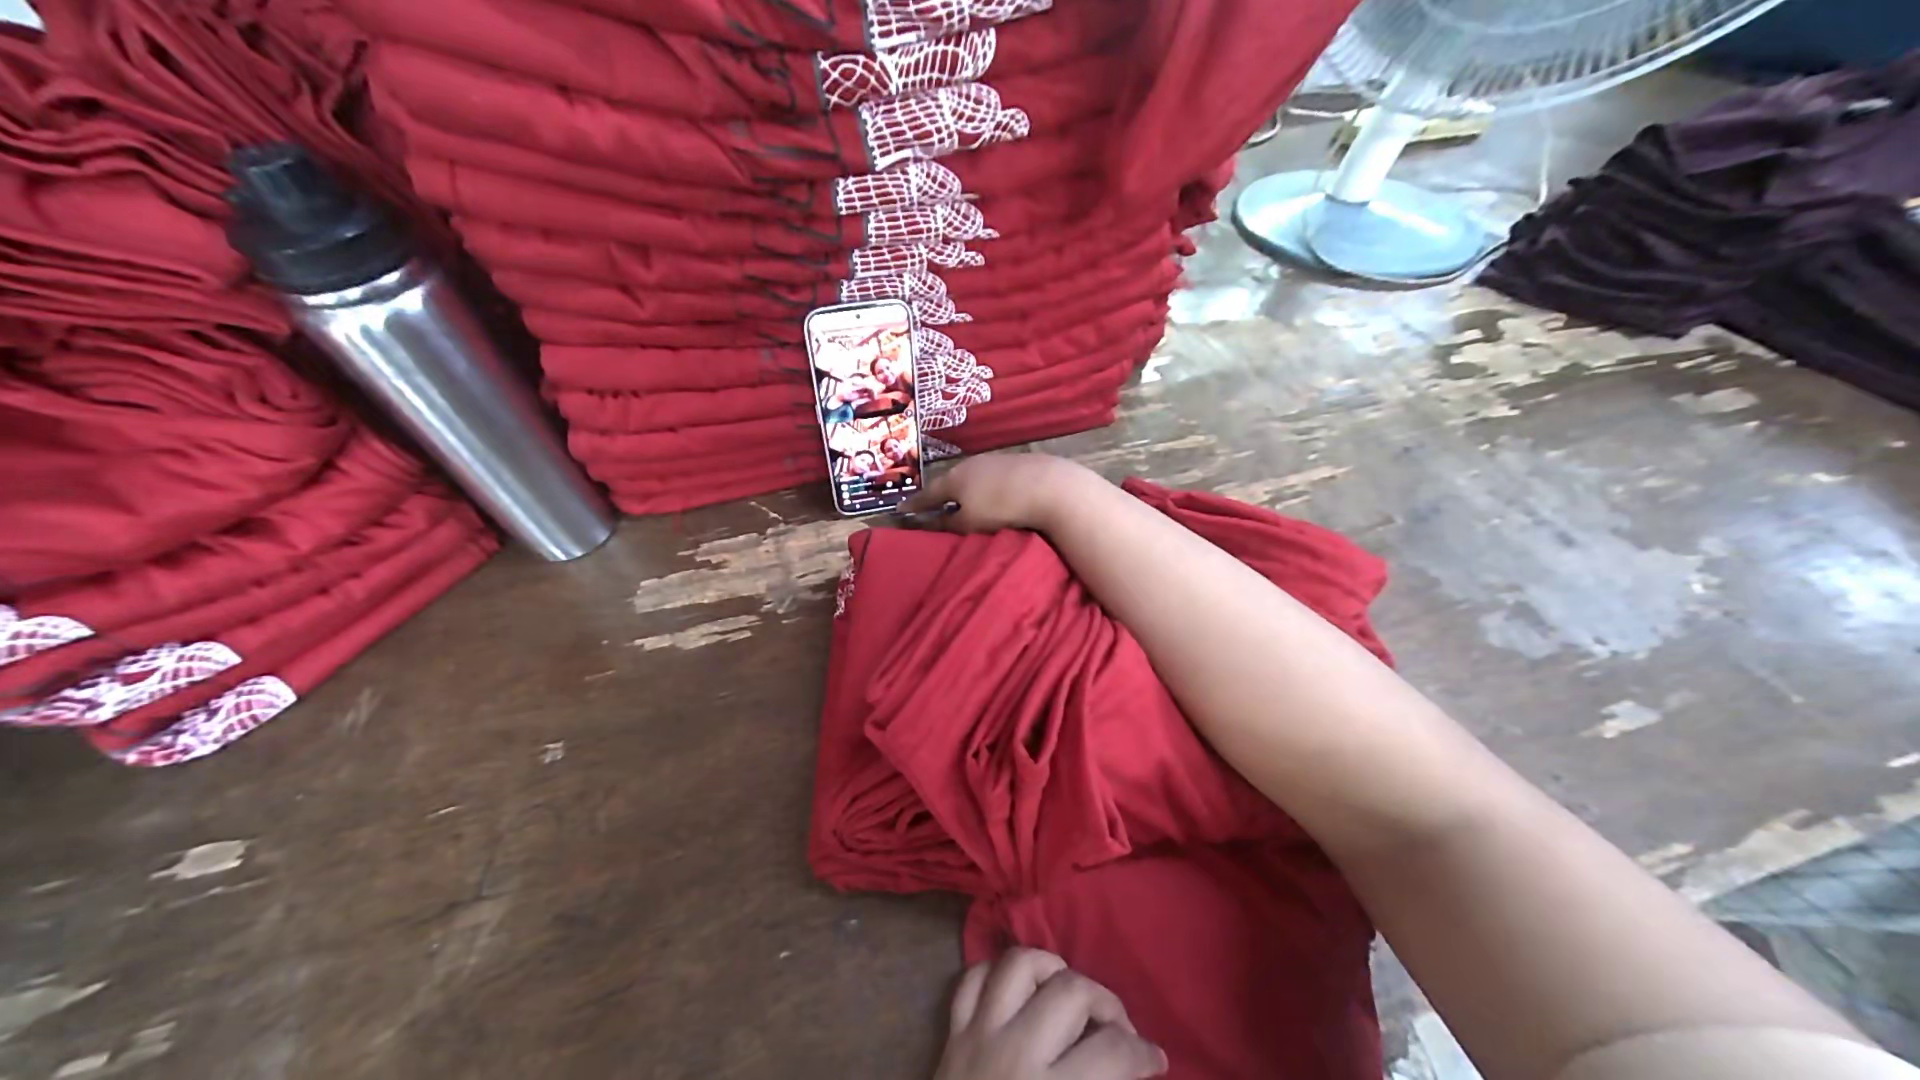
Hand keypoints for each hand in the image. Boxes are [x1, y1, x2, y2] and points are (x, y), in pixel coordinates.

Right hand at [900, 454, 1101, 533]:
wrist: (1050, 486)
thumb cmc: (1002, 507)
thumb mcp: (970, 522)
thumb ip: (949, 522)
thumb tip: (933, 522)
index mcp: (954, 478)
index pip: (928, 493)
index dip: (914, 504)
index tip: (901, 509)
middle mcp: (971, 464)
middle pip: (950, 482)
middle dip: (941, 494)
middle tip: (932, 506)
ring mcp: (995, 460)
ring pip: (972, 478)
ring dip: (966, 490)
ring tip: (963, 503)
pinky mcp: (1018, 463)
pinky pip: (992, 478)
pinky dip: (986, 488)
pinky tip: (993, 496)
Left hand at [933, 948, 1167, 1079]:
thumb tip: (1140, 1067)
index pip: (1112, 1051)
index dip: (1144, 1052)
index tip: (1154, 1060)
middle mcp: (1015, 1054)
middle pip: (1070, 990)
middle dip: (1105, 1002)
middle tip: (1115, 1029)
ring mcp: (978, 1035)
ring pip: (1018, 964)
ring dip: (1049, 968)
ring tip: (1066, 991)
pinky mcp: (952, 1032)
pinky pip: (972, 978)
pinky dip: (996, 974)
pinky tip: (1017, 992)